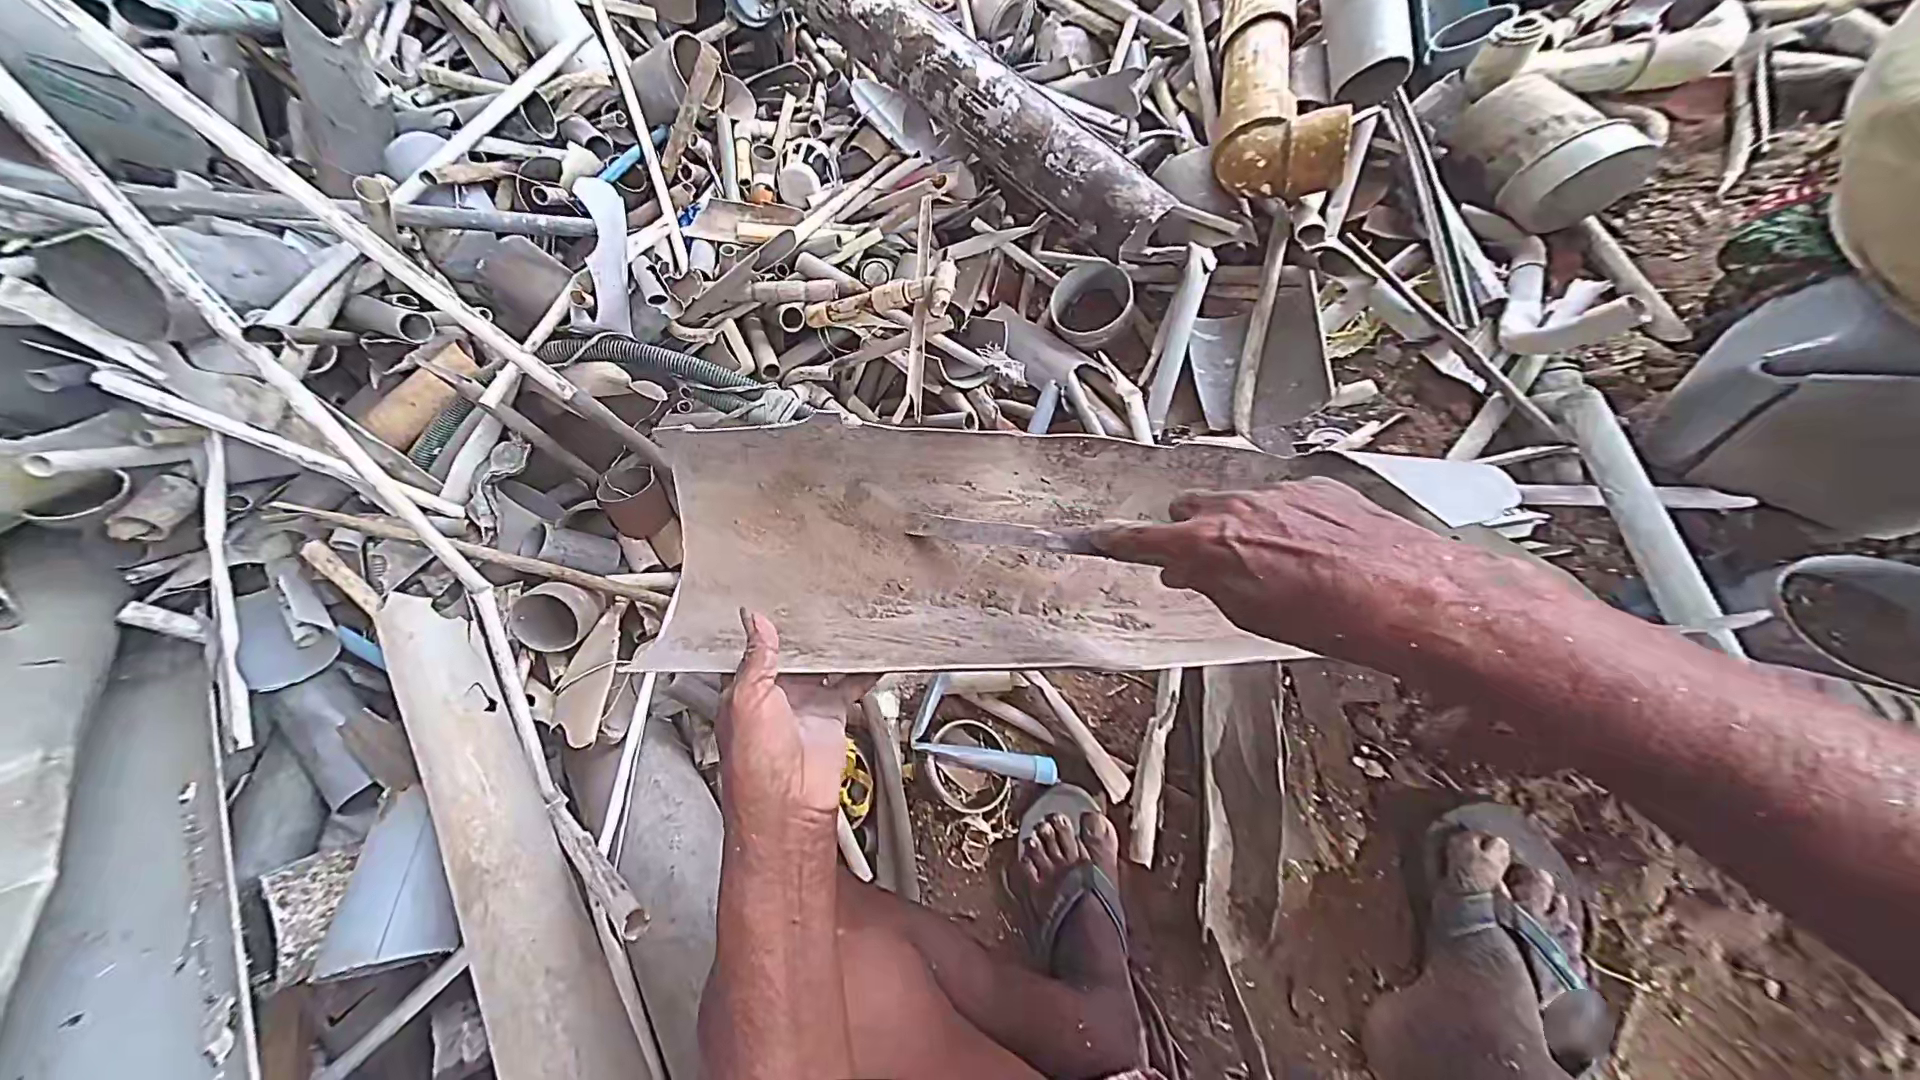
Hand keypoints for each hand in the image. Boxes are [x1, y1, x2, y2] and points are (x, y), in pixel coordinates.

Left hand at [718, 610, 876, 827]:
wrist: (790, 805)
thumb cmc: (756, 766)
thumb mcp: (748, 701)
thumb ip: (757, 660)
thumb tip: (754, 622)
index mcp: (746, 690)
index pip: (757, 650)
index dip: (767, 628)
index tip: (779, 601)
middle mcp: (775, 695)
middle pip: (794, 654)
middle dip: (806, 633)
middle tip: (820, 602)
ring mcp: (805, 703)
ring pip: (823, 665)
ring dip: (835, 648)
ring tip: (848, 620)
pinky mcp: (830, 712)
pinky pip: (849, 685)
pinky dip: (863, 671)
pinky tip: (873, 657)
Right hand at [1091, 478, 1586, 672]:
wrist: (1415, 596)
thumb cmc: (1335, 617)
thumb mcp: (1250, 615)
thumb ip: (1207, 584)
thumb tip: (1186, 570)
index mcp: (1212, 542)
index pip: (1145, 538)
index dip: (1117, 540)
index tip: (1100, 538)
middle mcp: (1238, 507)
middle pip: (1187, 509)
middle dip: (1188, 533)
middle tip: (1202, 565)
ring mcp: (1278, 491)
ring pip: (1232, 501)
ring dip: (1233, 526)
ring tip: (1265, 561)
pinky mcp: (1316, 486)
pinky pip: (1275, 497)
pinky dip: (1275, 518)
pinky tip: (1305, 548)